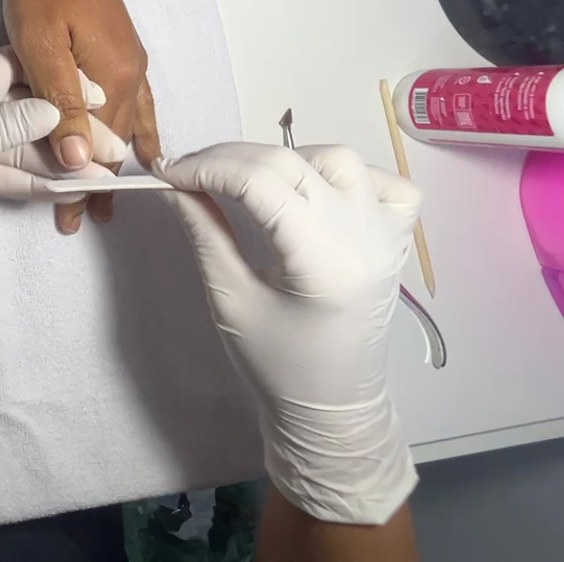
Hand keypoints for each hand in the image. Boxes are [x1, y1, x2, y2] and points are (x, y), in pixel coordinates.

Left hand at [0, 49, 122, 261]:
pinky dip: (42, 182)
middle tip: (116, 150)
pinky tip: (74, 189)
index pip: (23, 71)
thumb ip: (3, 123)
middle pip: (32, 112)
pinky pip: (13, 174)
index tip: (102, 96)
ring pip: (28, 146)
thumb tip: (58, 111)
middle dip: (73, 129)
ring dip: (64, 161)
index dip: (63, 83)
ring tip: (108, 177)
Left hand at [5, 0, 159, 233]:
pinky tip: (140, 143)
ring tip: (112, 196)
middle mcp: (131, 76)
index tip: (73, 219)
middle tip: (87, 218)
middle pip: (119, 142)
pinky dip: (136, 128)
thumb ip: (61, 105)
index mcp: (113, 80)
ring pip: (129, 124)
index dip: (85, 184)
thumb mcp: (41, 47)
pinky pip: (135, 101)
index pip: (101, 148)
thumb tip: (81, 162)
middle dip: (103, 181)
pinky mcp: (118, 49)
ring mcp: (129, 61)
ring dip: (119, 160)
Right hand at [155, 143, 422, 525]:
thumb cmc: (277, 362)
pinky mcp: (397, 236)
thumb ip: (204, 231)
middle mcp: (364, 237)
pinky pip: (382, 181)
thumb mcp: (229, 298)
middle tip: (186, 174)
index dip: (205, 168)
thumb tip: (173, 183)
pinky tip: (311, 188)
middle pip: (289, 161)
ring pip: (335, 158)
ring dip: (281, 157)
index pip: (258, 181)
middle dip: (226, 158)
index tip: (165, 174)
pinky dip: (342, 173)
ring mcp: (388, 233)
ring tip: (246, 180)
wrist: (334, 405)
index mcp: (323, 262)